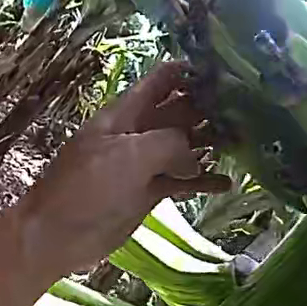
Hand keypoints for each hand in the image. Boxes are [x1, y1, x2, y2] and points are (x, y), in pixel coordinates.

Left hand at [0, 62, 227, 305]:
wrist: (58, 234)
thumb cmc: (87, 186)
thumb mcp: (129, 154)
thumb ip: (170, 144)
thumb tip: (198, 157)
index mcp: (127, 113)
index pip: (163, 81)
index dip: (191, 72)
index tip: (226, 72)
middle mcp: (139, 133)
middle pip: (181, 113)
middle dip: (210, 110)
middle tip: (249, 112)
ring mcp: (145, 164)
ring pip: (185, 148)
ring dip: (211, 145)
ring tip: (245, 145)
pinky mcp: (150, 192)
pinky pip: (183, 182)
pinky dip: (203, 181)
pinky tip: (227, 183)